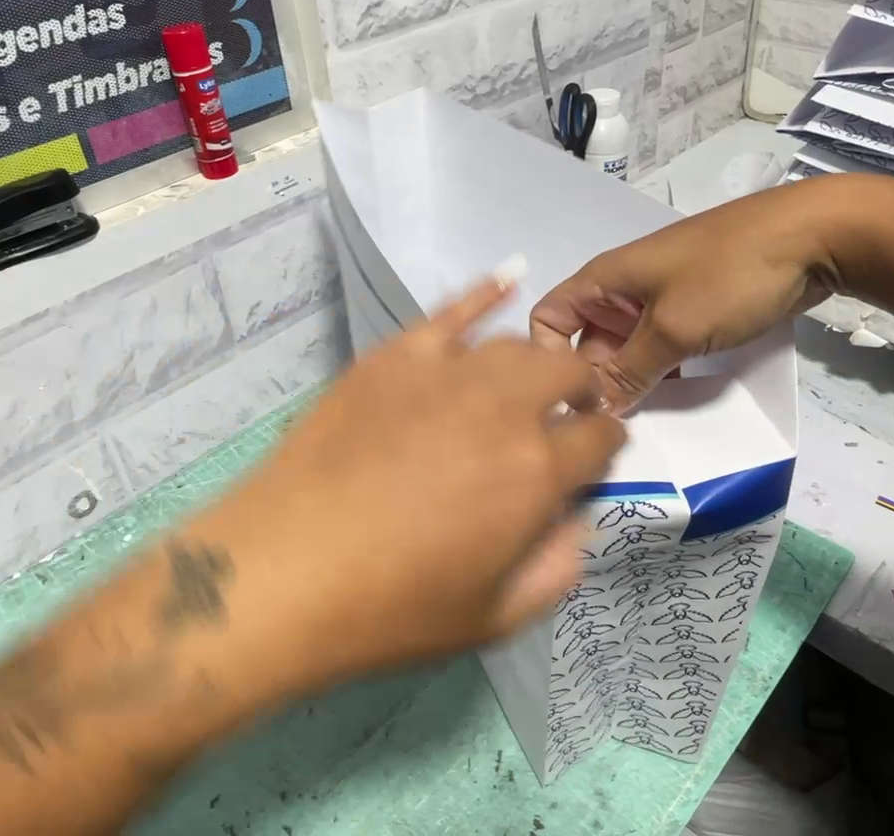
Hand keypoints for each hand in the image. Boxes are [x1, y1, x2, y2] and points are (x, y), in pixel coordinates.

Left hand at [189, 277, 625, 688]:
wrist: (285, 571)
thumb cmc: (390, 608)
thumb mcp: (494, 616)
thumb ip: (556, 567)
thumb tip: (574, 520)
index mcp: (536, 472)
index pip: (601, 437)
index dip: (607, 443)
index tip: (598, 453)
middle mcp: (501, 408)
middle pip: (567, 371)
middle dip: (582, 389)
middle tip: (565, 415)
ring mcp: (443, 372)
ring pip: (513, 344)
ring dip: (534, 361)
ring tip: (525, 382)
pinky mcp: (393, 357)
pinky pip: (451, 311)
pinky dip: (485, 292)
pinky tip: (507, 277)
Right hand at [530, 179, 845, 412]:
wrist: (813, 235)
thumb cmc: (729, 274)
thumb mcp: (673, 329)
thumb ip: (629, 372)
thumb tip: (597, 409)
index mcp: (603, 281)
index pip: (546, 319)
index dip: (548, 360)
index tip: (575, 402)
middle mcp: (621, 290)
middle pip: (585, 343)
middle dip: (596, 383)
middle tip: (616, 429)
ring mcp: (658, 301)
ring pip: (625, 350)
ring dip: (631, 383)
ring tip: (643, 423)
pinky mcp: (691, 311)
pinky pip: (660, 349)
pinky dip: (660, 374)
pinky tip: (674, 403)